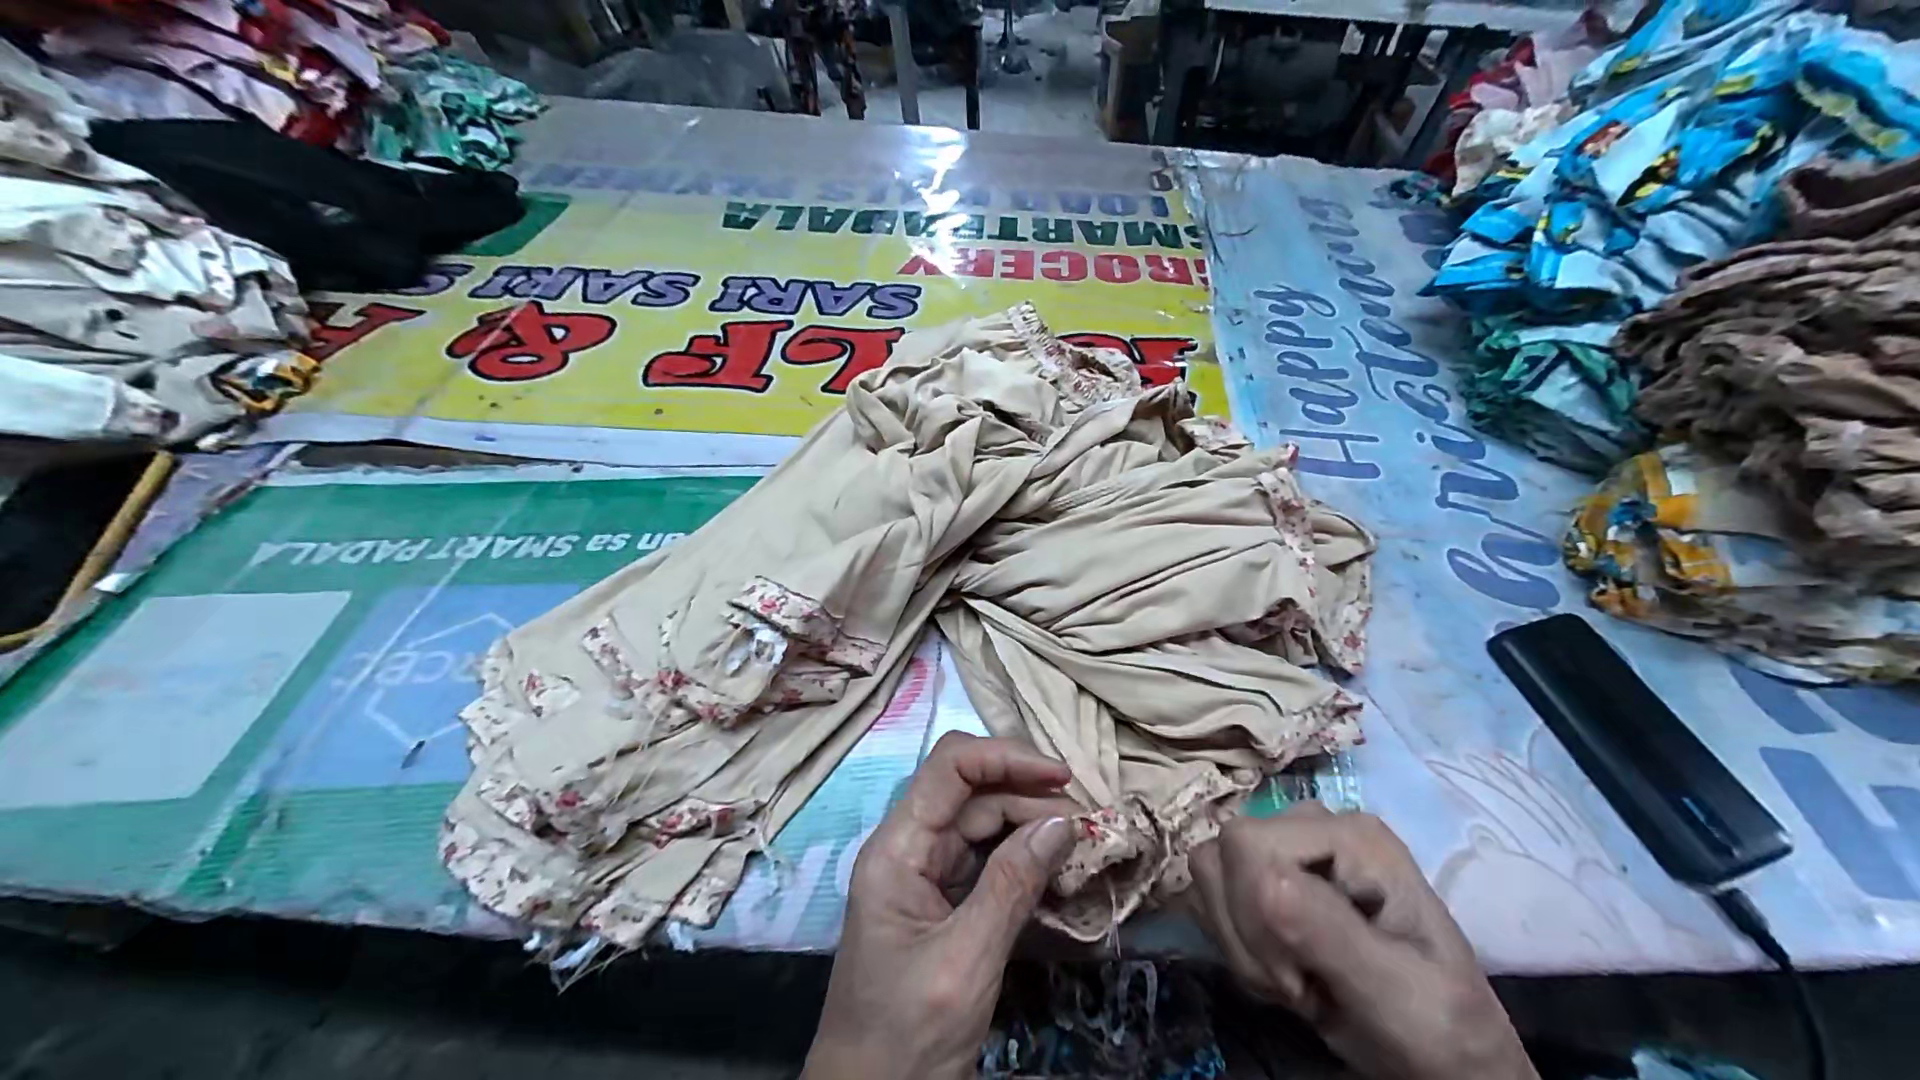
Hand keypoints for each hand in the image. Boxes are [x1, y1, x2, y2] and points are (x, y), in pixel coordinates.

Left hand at [802, 733, 1080, 1079]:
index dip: (1005, 758)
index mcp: (897, 848)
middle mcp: (910, 847)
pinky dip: (1025, 859)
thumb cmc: (906, 1035)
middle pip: (973, 793)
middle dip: (1030, 797)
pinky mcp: (945, 899)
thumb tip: (1063, 822)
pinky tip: (1058, 868)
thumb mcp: (966, 962)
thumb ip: (1012, 886)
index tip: (1062, 776)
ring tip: (1081, 845)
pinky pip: (988, 859)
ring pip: (985, 823)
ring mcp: (927, 873)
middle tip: (1088, 825)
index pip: (949, 768)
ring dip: (1033, 827)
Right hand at [1187, 803, 1537, 1079]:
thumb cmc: (1437, 1028)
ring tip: (1295, 980)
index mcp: (1349, 834)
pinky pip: (1209, 893)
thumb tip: (1264, 880)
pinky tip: (1280, 971)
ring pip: (1207, 871)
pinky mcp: (1263, 874)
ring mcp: (1284, 847)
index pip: (1247, 843)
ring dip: (1239, 943)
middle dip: (1248, 933)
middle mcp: (1309, 825)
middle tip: (1301, 983)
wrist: (1440, 1062)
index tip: (1304, 976)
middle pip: (1221, 854)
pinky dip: (1233, 944)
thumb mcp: (1398, 991)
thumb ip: (1331, 933)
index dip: (1255, 910)